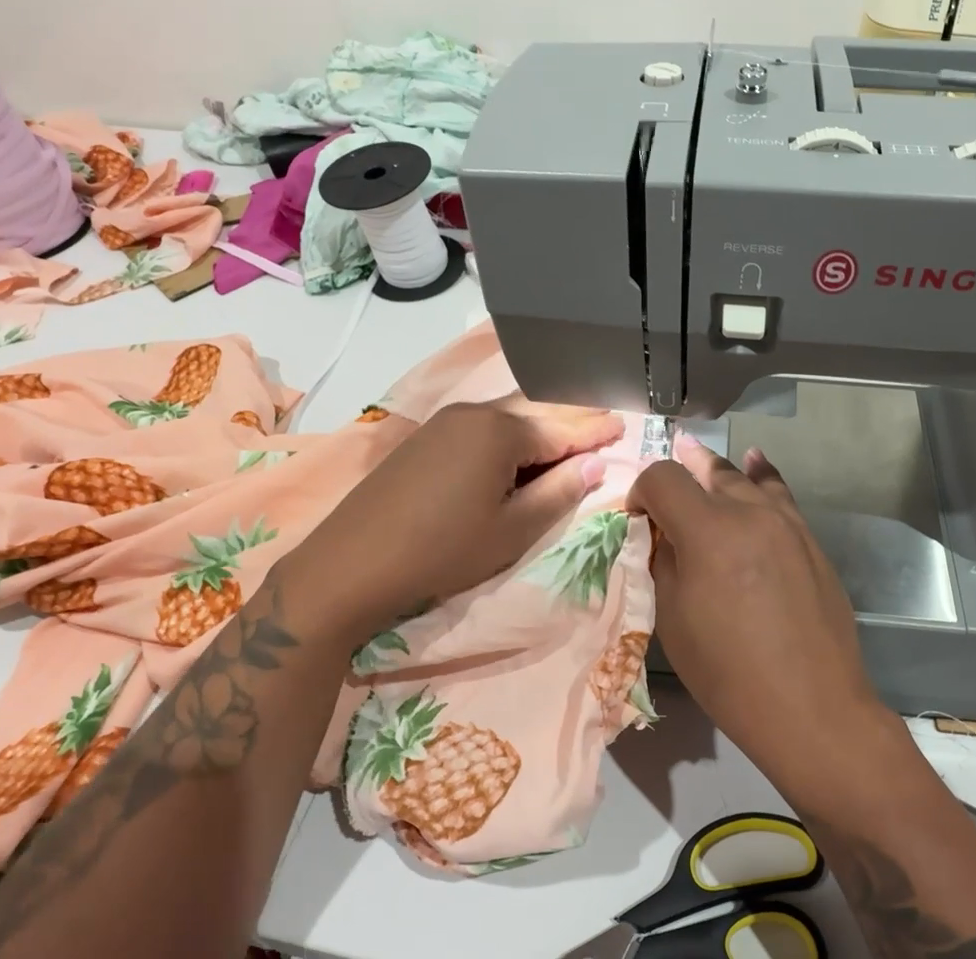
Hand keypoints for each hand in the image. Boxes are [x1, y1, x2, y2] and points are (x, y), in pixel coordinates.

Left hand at [291, 394, 623, 631]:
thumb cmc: (442, 551)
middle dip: (571, 418)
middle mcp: (475, 413)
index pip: (562, 429)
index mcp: (501, 431)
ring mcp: (444, 422)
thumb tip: (595, 464)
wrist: (350, 564)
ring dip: (540, 423)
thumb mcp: (512, 530)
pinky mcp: (424, 438)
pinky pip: (481, 424)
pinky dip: (510, 431)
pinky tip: (518, 445)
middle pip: (535, 411)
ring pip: (507, 414)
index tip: (624, 426)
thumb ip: (559, 492)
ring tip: (569, 431)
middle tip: (605, 421)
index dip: (595, 432)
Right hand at [628, 437, 885, 781]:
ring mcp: (787, 523)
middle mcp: (750, 513)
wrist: (810, 706)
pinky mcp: (810, 541)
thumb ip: (663, 564)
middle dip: (680, 476)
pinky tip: (756, 464)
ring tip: (700, 460)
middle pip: (707, 472)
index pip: (664, 479)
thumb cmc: (728, 672)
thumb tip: (664, 536)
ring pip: (745, 480)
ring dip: (717, 473)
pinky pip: (780, 495)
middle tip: (663, 491)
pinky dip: (761, 477)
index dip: (641, 491)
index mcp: (708, 531)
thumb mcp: (673, 619)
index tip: (637, 519)